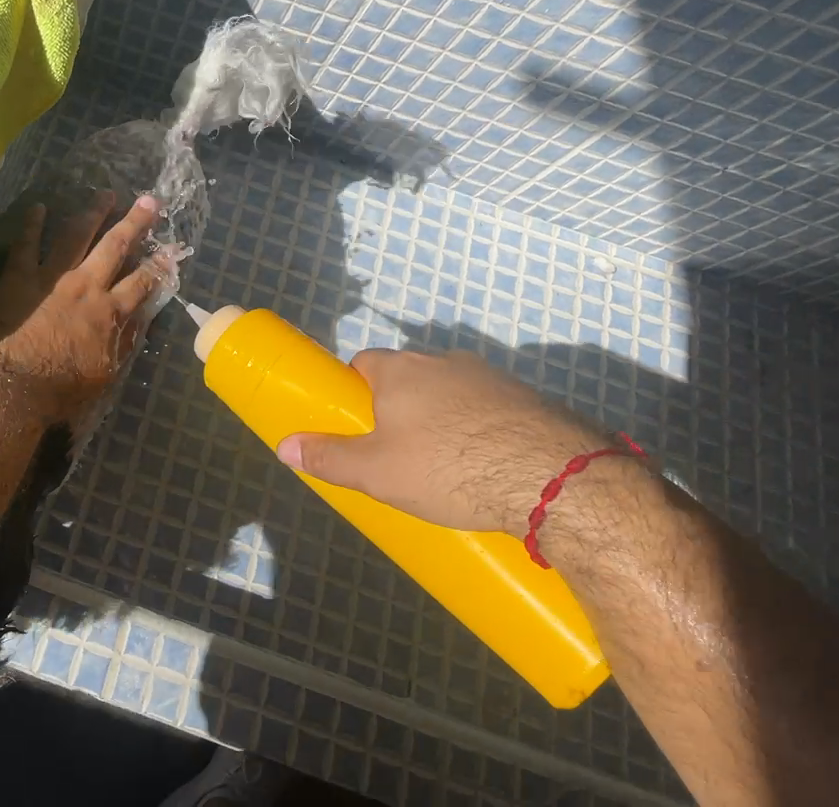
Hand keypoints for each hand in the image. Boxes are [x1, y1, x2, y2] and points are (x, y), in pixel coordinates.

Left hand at [0, 192, 169, 419]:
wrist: (15, 386)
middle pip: (115, 246)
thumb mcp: (107, 372)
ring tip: (105, 194)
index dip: (160, 264)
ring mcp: (52, 277)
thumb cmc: (62, 388)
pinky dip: (33, 224)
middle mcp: (86, 286)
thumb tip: (143, 319)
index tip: (172, 247)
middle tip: (148, 200)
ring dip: (92, 212)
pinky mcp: (18, 277)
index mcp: (110, 313)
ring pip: (76, 235)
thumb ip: (125, 341)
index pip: (143, 282)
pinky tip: (39, 207)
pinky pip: (26, 244)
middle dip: (134, 222)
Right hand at [276, 349, 613, 534]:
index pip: (363, 364)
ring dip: (443, 417)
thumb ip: (328, 457)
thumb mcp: (376, 472)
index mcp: (400, 371)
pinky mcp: (529, 398)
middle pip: (408, 378)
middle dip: (399, 407)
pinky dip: (483, 427)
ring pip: (451, 392)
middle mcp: (443, 362)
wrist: (554, 478)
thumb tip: (284, 446)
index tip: (359, 425)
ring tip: (449, 464)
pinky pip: (490, 407)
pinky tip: (489, 464)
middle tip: (400, 451)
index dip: (355, 392)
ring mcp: (491, 376)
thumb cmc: (448, 467)